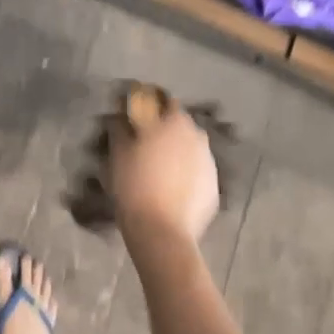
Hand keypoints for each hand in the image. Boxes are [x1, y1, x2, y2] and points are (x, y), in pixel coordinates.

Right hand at [107, 96, 219, 244]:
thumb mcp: (118, 152)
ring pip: (191, 151)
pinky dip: (186, 177)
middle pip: (182, 126)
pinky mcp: (214, 188)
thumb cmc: (135, 184)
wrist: (161, 231)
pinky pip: (197, 174)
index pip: (167, 102)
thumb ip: (121, 127)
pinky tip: (171, 191)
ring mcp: (210, 163)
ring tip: (159, 172)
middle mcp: (198, 137)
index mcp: (175, 122)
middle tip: (147, 146)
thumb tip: (121, 117)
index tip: (140, 117)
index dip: (153, 107)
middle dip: (166, 132)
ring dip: (178, 154)